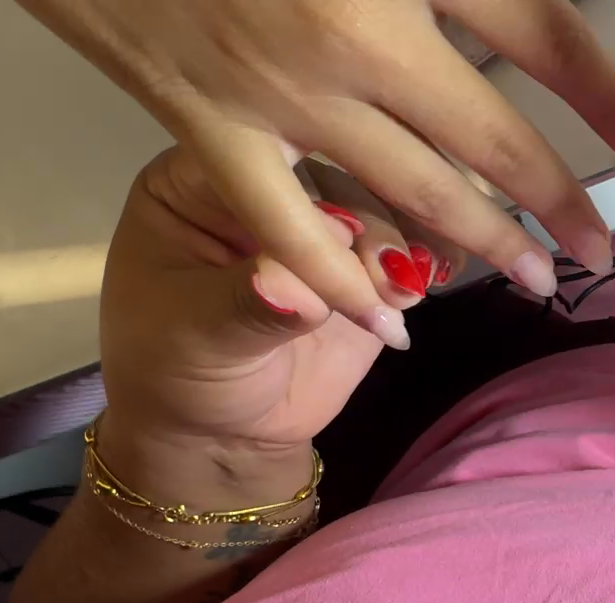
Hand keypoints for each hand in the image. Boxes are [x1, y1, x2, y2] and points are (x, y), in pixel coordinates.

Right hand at [19, 0, 614, 348]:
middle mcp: (347, 30)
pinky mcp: (202, 127)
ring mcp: (275, 87)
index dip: (603, 93)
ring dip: (485, 247)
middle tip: (598, 247)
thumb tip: (513, 14)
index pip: (538, 33)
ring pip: (413, 192)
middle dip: (556, 201)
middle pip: (491, 139)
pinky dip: (341, 284)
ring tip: (539, 283)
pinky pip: (286, 228)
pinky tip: (394, 326)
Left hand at [97, 147, 419, 450]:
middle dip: (376, 228)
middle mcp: (270, 196)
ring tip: (406, 297)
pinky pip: (412, 253)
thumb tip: (300, 288)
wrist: (228, 427)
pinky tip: (432, 285)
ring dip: (409, 249)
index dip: (312, 201)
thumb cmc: (182, 370)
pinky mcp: (369, 277)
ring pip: (388, 210)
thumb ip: (250, 305)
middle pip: (341, 180)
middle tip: (390, 282)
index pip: (266, 163)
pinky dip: (432, 262)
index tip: (341, 245)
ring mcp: (327, 237)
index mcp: (204, 187)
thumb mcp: (199, 335)